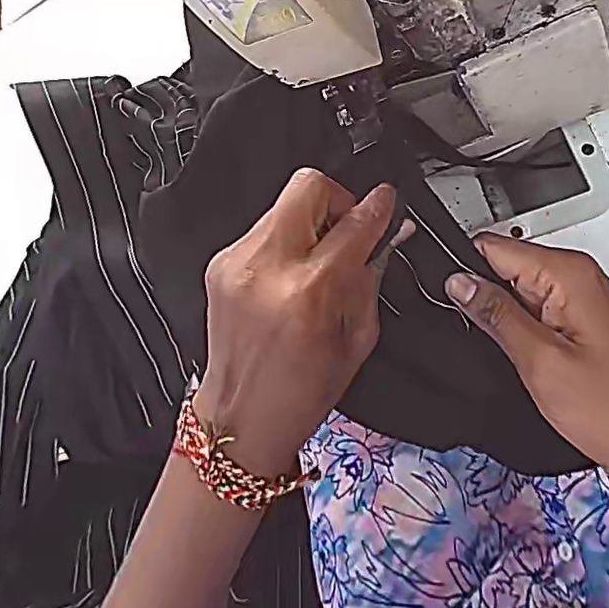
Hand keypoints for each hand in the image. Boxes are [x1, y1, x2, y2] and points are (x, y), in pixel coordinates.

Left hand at [196, 169, 411, 479]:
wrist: (240, 421)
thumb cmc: (299, 393)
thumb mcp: (357, 337)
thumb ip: (371, 276)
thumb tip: (384, 235)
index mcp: (307, 294)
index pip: (354, 223)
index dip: (379, 207)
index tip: (388, 201)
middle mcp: (265, 270)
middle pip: (309, 186)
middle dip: (339, 199)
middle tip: (349, 226)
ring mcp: (236, 263)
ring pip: (285, 201)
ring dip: (313, 220)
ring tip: (321, 255)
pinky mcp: (220, 263)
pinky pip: (265, 226)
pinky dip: (289, 238)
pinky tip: (295, 269)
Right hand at [446, 234, 608, 487]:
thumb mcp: (541, 362)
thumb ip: (495, 314)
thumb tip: (459, 281)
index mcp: (569, 273)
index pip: (494, 246)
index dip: (465, 271)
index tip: (450, 297)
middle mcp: (579, 275)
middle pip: (506, 264)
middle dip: (485, 294)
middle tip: (486, 336)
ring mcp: (583, 295)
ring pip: (519, 289)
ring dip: (505, 315)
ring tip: (514, 353)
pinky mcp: (583, 317)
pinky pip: (538, 307)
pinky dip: (524, 328)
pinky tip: (528, 357)